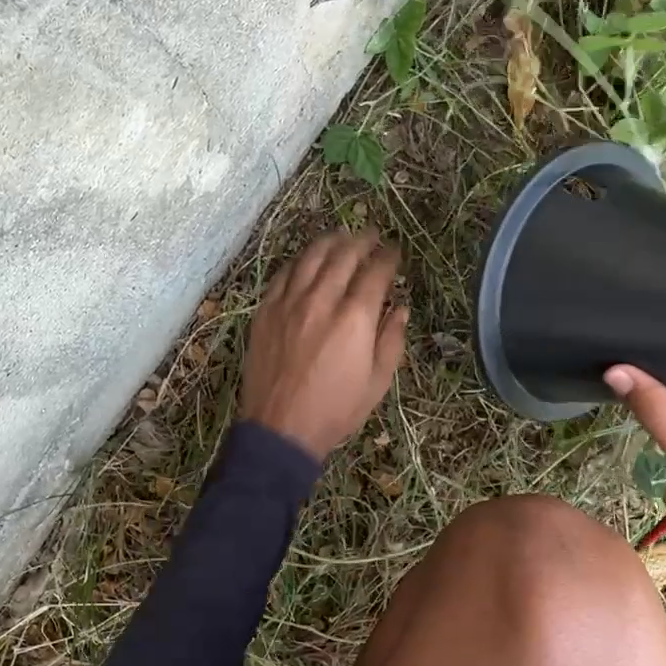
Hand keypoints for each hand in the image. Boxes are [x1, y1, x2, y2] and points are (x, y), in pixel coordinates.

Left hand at [239, 231, 410, 459]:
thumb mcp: (377, 382)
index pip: (376, 273)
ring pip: (310, 257)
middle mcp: (322, 300)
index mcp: (355, 318)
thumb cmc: (335, 410)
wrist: (280, 429)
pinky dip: (299, 261)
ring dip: (329, 242)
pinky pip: (283, 274)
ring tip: (341, 236)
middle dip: (361, 241)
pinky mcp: (265, 311)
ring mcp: (289, 303)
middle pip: (343, 256)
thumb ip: (392, 340)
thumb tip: (400, 308)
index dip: (389, 258)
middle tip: (372, 235)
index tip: (395, 252)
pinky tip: (306, 259)